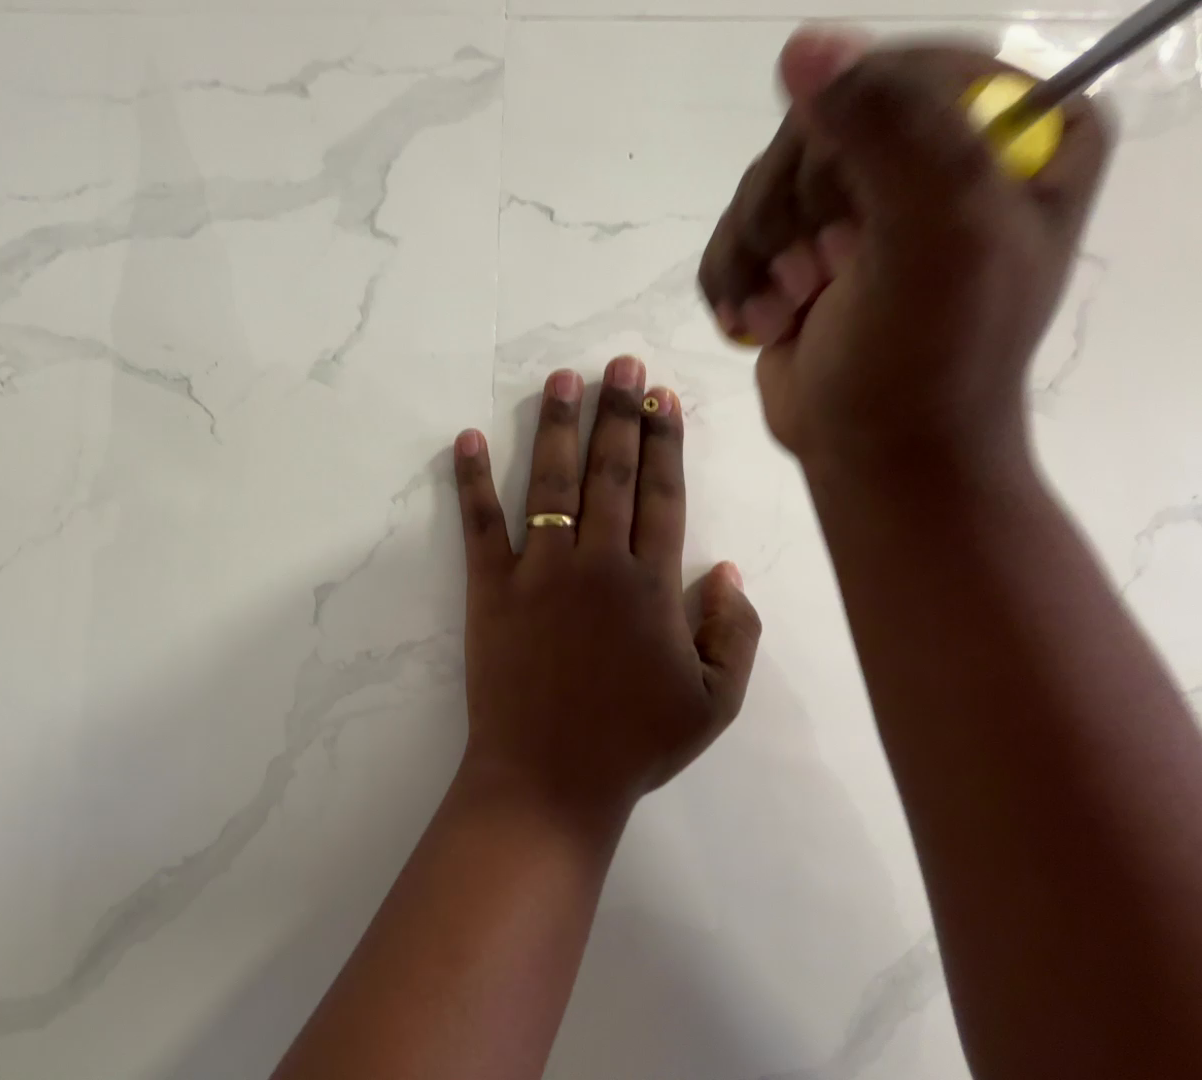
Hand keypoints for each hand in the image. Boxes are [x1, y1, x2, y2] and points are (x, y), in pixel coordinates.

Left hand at [451, 358, 762, 829]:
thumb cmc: (633, 744)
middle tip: (619, 365)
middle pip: (610, 473)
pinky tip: (466, 438)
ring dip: (557, 427)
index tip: (661, 398)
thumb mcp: (715, 701)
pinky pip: (479, 524)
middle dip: (617, 413)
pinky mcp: (489, 589)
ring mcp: (538, 572)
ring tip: (562, 380)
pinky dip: (470, 479)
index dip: (664, 442)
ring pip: (551, 483)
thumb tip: (731, 569)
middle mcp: (597, 564)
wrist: (550, 777)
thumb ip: (734, 632)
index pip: (663, 495)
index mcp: (653, 586)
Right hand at [697, 28, 1112, 477]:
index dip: (844, 150)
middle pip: (813, 129)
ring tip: (787, 312)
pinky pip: (734, 230)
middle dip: (792, 217)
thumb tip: (801, 47)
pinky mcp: (805, 251)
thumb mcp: (934, 238)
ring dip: (755, 256)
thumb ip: (888, 130)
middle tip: (820, 280)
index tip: (855, 232)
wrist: (876, 455)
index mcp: (1016, 129)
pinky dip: (731, 279)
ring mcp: (865, 206)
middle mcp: (940, 155)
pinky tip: (760, 319)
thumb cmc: (925, 360)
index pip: (895, 74)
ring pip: (761, 183)